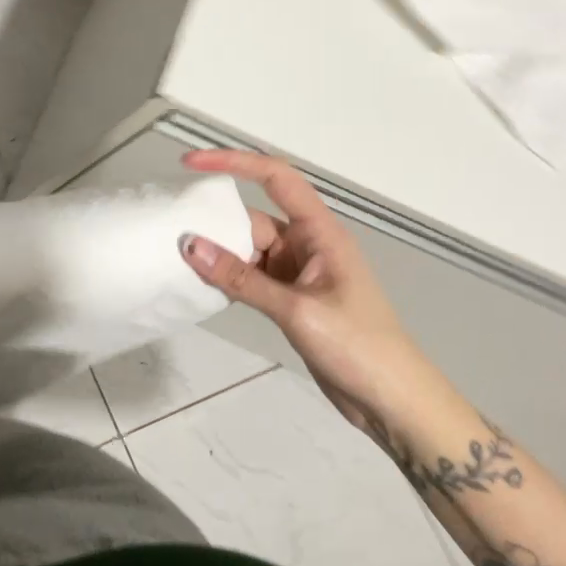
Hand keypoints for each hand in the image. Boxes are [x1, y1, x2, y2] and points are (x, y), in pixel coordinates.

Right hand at [179, 150, 447, 433]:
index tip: (191, 162)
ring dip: (218, 254)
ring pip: (247, 249)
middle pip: (252, 219)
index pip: (276, 179)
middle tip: (169, 229)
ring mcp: (298, 273)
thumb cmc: (358, 347)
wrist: (395, 403)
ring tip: (175, 259)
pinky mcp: (290, 299)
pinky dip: (227, 278)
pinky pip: (249, 276)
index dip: (235, 161)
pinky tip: (201, 286)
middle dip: (214, 221)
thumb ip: (241, 279)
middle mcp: (307, 245)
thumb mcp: (296, 311)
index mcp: (320, 233)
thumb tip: (189, 244)